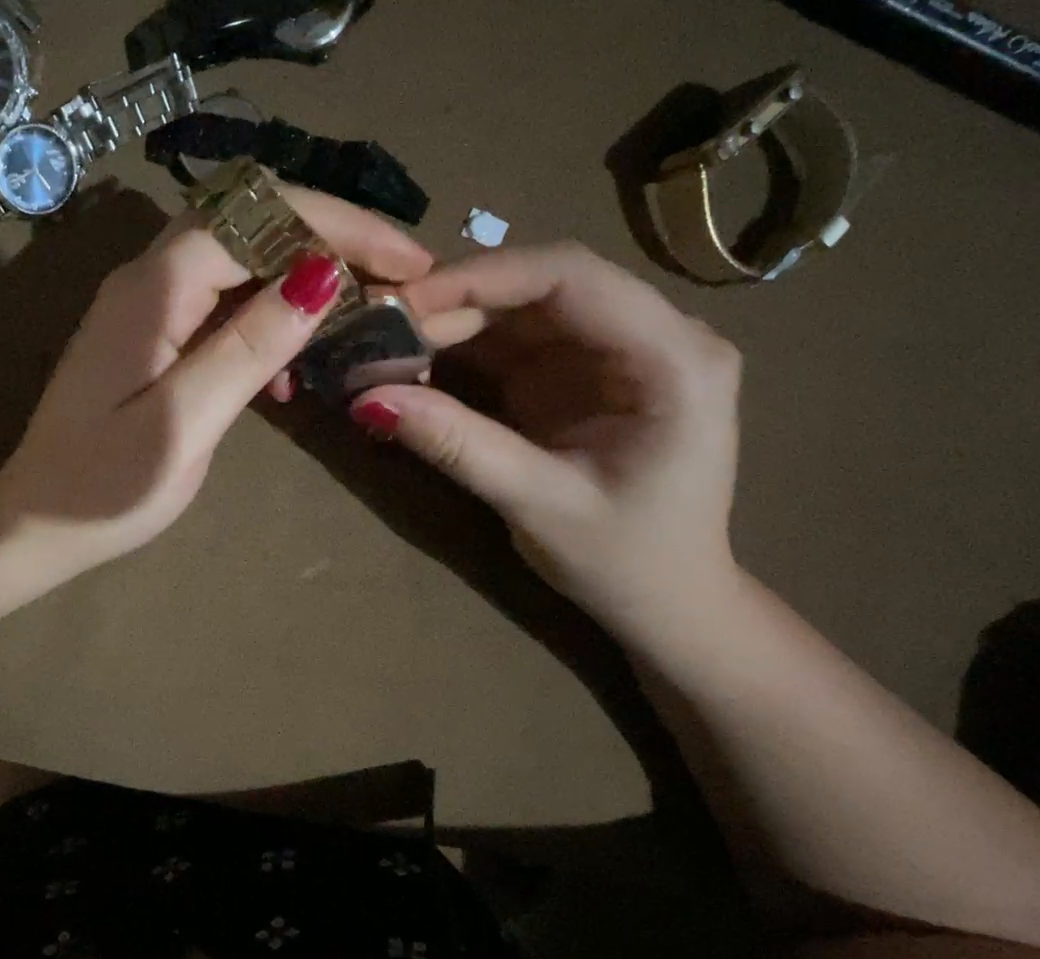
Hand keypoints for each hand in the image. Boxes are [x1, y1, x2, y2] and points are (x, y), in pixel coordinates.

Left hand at [0, 189, 432, 586]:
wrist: (36, 524)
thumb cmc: (103, 488)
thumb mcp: (184, 423)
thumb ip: (250, 346)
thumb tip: (322, 274)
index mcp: (153, 290)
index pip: (259, 216)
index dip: (340, 226)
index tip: (409, 259)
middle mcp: (147, 280)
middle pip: (250, 222)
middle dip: (330, 237)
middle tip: (397, 277)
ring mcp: (145, 308)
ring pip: (238, 260)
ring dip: (303, 277)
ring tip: (361, 317)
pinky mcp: (150, 338)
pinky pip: (219, 303)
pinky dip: (267, 318)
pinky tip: (291, 371)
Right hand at [350, 243, 742, 634]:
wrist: (663, 599)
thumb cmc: (624, 559)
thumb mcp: (538, 504)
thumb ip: (458, 445)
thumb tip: (366, 399)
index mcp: (673, 358)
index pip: (572, 279)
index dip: (483, 278)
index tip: (403, 302)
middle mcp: (650, 335)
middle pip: (542, 286)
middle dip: (457, 304)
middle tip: (379, 334)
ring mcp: (609, 352)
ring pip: (519, 310)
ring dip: (451, 325)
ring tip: (384, 349)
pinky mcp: (575, 374)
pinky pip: (511, 344)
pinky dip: (458, 352)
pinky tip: (412, 367)